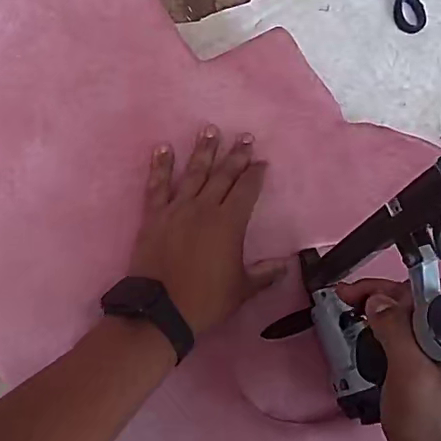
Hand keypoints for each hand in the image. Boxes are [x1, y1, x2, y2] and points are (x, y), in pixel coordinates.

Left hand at [127, 125, 286, 337]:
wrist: (160, 310)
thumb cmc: (207, 300)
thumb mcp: (243, 289)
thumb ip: (265, 273)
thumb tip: (286, 265)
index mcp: (229, 223)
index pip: (247, 190)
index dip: (255, 174)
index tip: (262, 162)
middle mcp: (204, 208)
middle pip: (223, 175)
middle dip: (235, 155)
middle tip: (243, 136)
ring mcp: (177, 209)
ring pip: (193, 173)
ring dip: (203, 151)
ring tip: (209, 130)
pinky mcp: (154, 216)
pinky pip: (157, 185)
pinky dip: (160, 166)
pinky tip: (163, 149)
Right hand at [336, 279, 440, 440]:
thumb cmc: (422, 419)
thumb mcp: (407, 370)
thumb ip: (394, 329)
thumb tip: (376, 299)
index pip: (435, 295)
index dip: (398, 290)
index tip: (367, 293)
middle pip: (422, 303)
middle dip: (384, 297)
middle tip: (349, 296)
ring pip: (412, 317)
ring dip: (382, 310)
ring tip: (352, 306)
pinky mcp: (432, 363)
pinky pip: (409, 334)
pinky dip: (386, 327)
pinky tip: (367, 325)